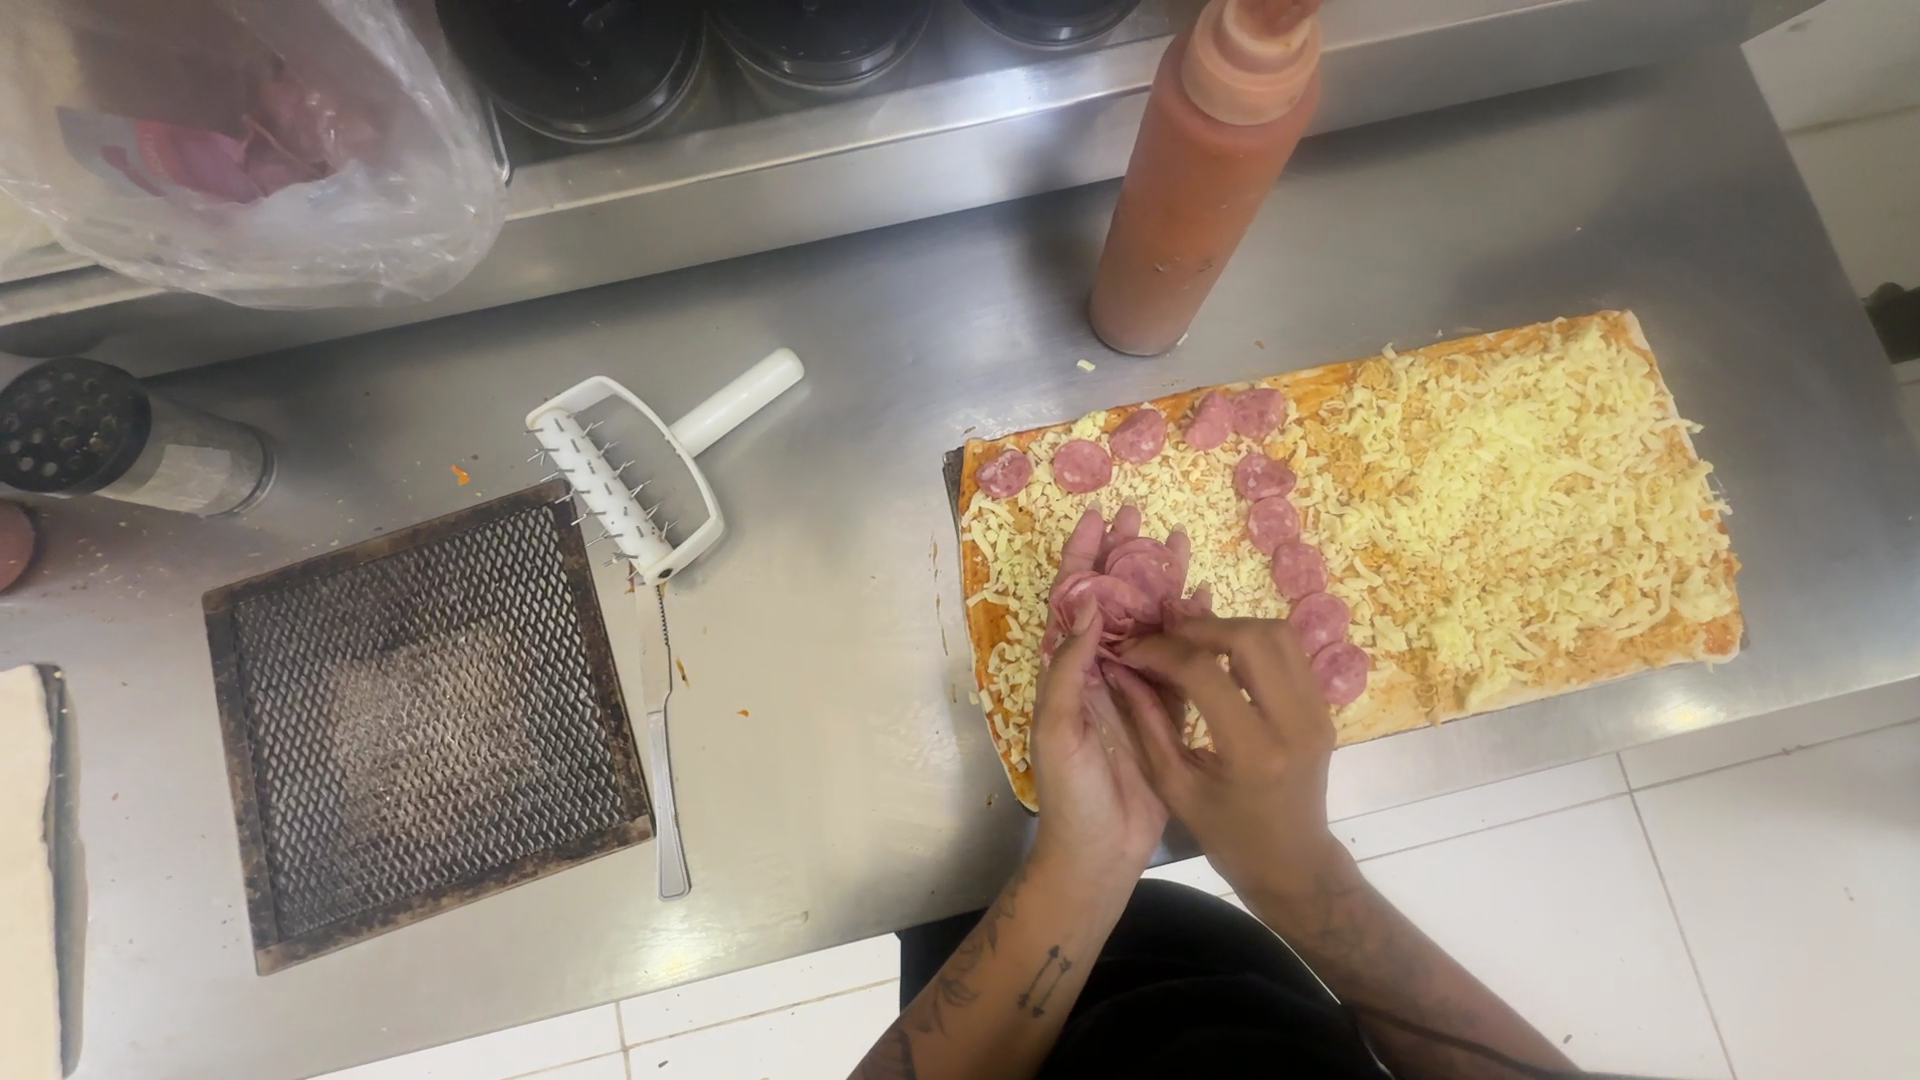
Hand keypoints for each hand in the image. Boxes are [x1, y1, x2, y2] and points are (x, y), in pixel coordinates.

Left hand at [1027, 509, 1169, 889]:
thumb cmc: (1070, 792)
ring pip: (1147, 620)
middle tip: (1141, 516)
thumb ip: (1067, 669)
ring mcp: (1132, 684)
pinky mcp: (1163, 706)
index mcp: (1065, 668)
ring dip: (1160, 581)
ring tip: (1179, 542)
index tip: (1098, 518)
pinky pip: (1177, 657)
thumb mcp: (1057, 730)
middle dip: (1122, 555)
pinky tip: (1204, 599)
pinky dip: (1189, 627)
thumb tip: (1085, 605)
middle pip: (1110, 598)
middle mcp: (1095, 666)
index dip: (1081, 556)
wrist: (1101, 850)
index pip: (1069, 598)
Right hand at [1106, 616, 1357, 909]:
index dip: (1161, 651)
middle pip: (1252, 638)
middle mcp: (1294, 724)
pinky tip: (1222, 660)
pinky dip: (1251, 643)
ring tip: (1194, 645)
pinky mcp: (1323, 708)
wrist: (1293, 863)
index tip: (1132, 650)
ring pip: (1277, 634)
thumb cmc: (1226, 835)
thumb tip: (1121, 669)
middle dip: (1199, 628)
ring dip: (1229, 629)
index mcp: (1253, 752)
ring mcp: (1317, 713)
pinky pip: (1289, 653)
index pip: (1204, 672)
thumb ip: (1147, 722)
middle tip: (1166, 640)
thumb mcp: (1173, 786)